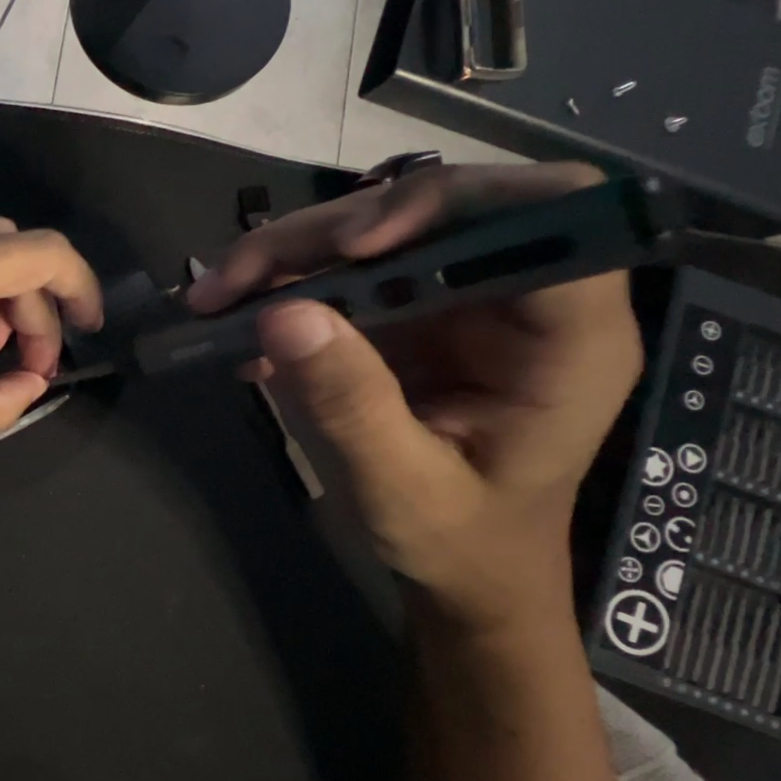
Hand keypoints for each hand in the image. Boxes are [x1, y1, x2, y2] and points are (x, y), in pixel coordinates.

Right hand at [187, 163, 642, 629]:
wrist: (463, 572)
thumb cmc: (460, 543)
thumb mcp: (401, 488)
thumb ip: (350, 405)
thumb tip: (281, 312)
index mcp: (567, 340)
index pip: (550, 215)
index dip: (453, 207)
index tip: (353, 249)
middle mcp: (520, 300)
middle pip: (436, 213)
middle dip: (327, 232)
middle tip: (237, 275)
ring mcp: (461, 302)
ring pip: (378, 231)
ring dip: (289, 253)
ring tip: (213, 294)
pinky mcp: (411, 314)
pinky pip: (345, 271)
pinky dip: (283, 283)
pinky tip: (234, 319)